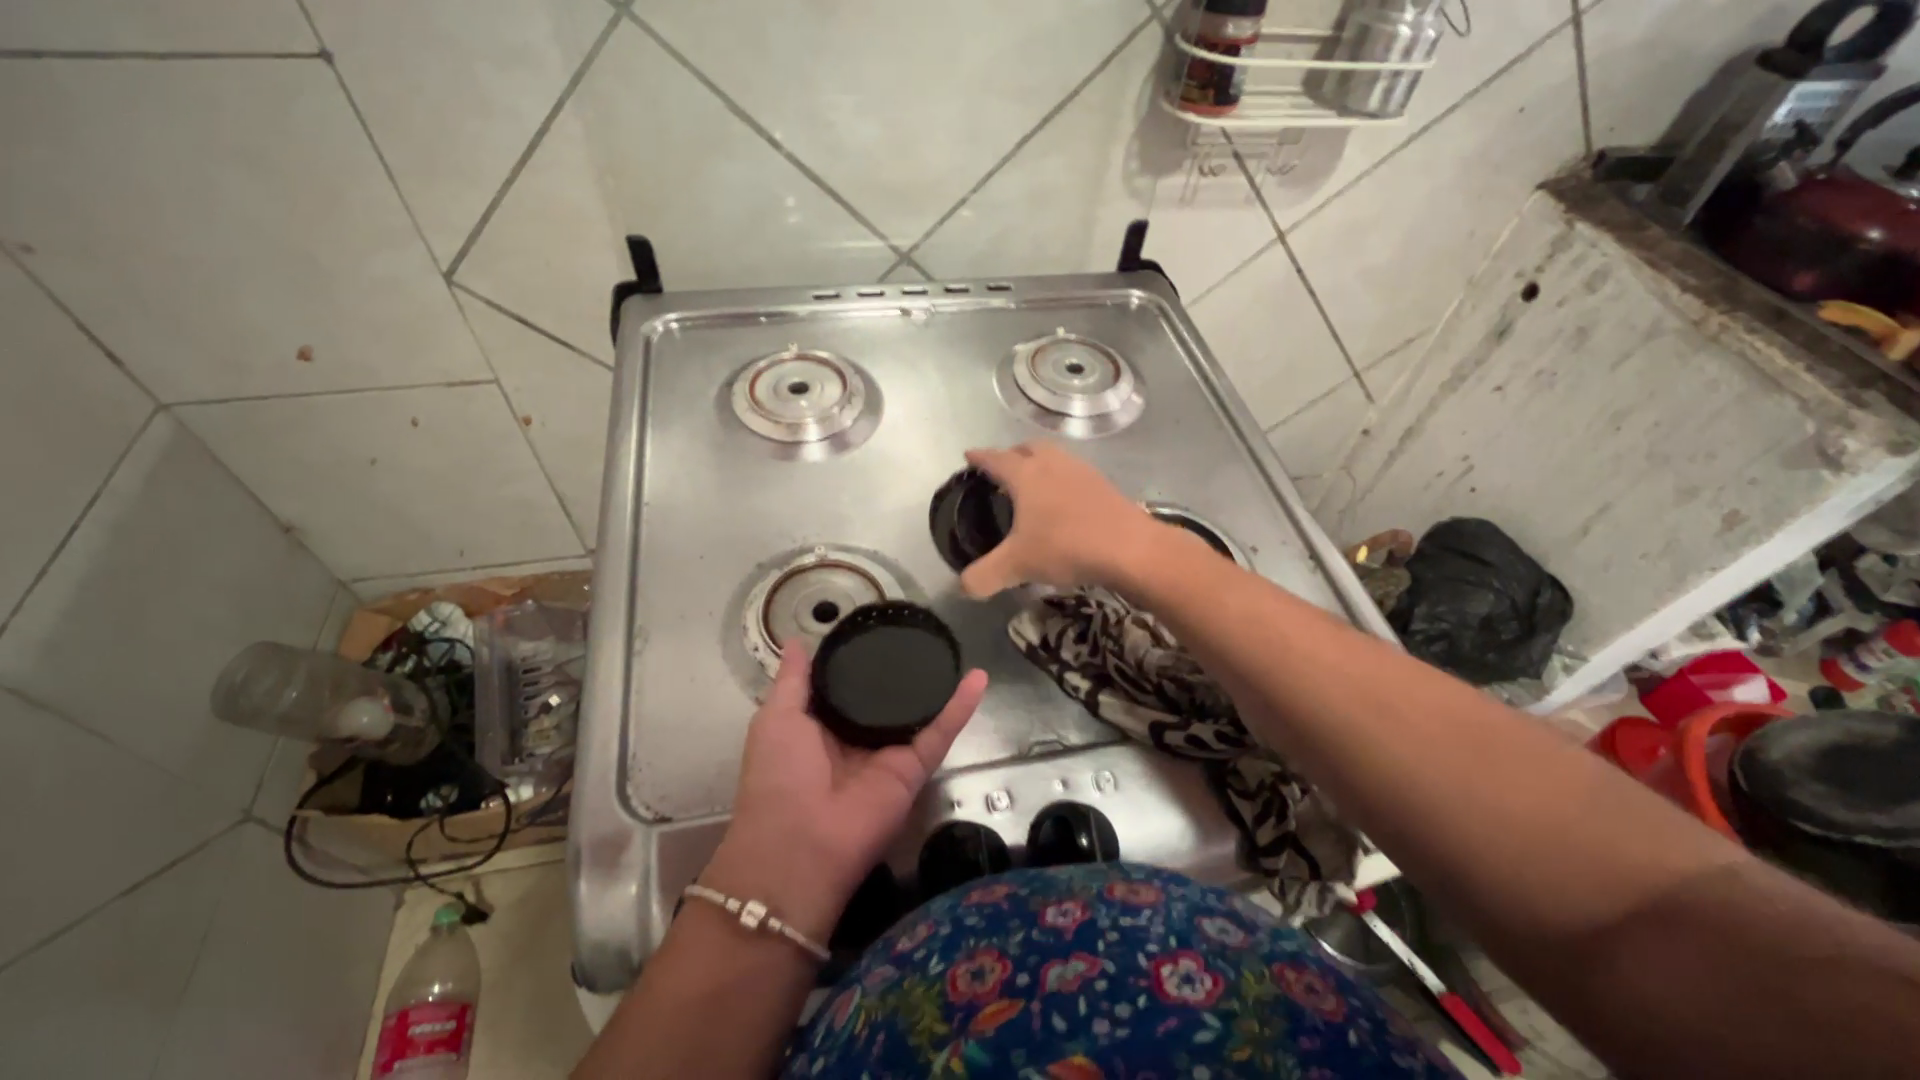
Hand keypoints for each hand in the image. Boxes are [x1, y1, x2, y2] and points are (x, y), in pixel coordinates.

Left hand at [706, 642, 988, 940]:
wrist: (800, 843)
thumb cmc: (778, 774)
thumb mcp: (776, 718)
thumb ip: (794, 681)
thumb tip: (797, 642)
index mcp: (819, 729)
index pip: (843, 689)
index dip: (857, 663)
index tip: (873, 629)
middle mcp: (855, 740)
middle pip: (884, 701)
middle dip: (899, 672)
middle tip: (918, 634)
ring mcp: (888, 755)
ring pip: (917, 714)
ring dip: (935, 686)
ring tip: (952, 648)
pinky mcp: (914, 770)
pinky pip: (939, 734)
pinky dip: (960, 708)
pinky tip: (978, 678)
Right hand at [959, 441, 1164, 597]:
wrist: (1131, 549)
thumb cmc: (1066, 547)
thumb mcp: (1018, 566)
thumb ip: (984, 576)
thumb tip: (963, 587)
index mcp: (1026, 475)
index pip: (996, 459)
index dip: (979, 458)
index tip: (969, 456)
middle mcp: (1053, 464)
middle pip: (1028, 448)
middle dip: (1012, 455)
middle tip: (1002, 471)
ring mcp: (1083, 472)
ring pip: (1055, 458)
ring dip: (1041, 466)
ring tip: (1033, 487)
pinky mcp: (1105, 487)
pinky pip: (1075, 475)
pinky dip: (1062, 482)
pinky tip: (1063, 506)